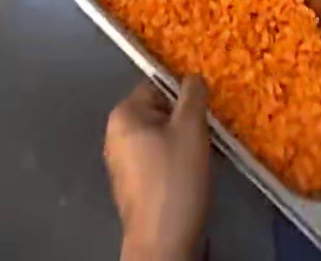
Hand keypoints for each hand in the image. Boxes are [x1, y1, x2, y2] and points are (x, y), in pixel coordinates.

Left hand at [104, 76, 210, 260]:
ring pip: (161, 137)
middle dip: (184, 120)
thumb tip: (192, 77)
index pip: (157, 86)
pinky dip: (174, 163)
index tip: (202, 109)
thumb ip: (193, 93)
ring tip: (200, 157)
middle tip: (205, 134)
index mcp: (123, 114)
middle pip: (159, 112)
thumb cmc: (174, 177)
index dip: (182, 95)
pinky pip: (157, 160)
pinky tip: (190, 176)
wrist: (162, 245)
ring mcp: (122, 163)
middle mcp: (116, 135)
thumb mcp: (190, 126)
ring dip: (183, 142)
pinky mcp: (132, 187)